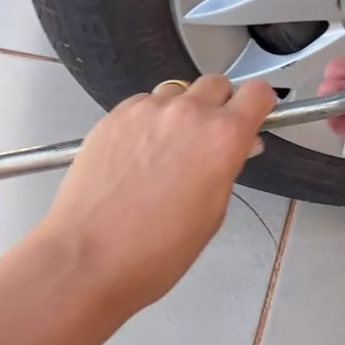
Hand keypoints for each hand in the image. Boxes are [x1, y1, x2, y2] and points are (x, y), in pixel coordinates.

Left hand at [32, 76, 275, 313]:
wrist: (85, 260)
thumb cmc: (157, 252)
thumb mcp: (212, 213)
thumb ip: (228, 167)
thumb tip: (237, 146)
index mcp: (223, 137)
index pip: (257, 93)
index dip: (259, 104)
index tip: (253, 116)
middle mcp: (189, 112)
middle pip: (217, 84)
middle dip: (219, 105)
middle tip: (208, 138)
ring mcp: (148, 109)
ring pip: (178, 91)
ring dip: (181, 110)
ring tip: (167, 148)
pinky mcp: (114, 115)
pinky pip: (143, 104)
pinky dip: (148, 119)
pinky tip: (137, 154)